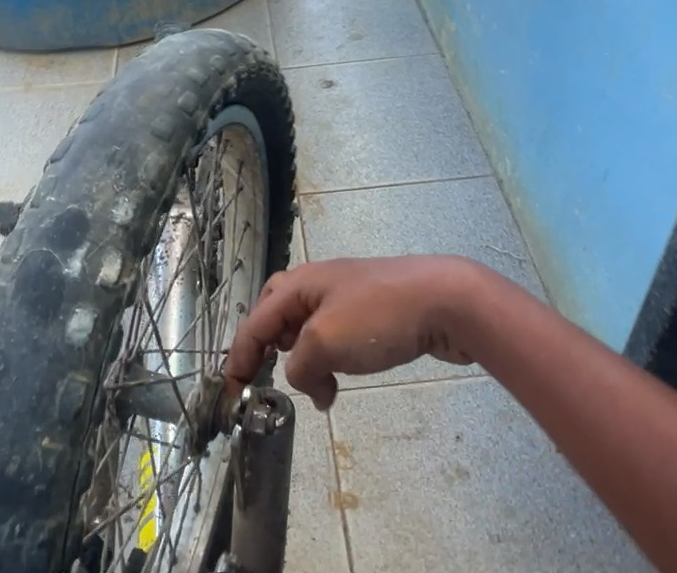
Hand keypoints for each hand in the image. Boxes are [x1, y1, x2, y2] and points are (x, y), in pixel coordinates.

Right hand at [223, 256, 488, 408]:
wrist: (446, 300)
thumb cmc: (379, 316)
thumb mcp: (325, 343)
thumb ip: (299, 365)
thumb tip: (306, 381)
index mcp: (301, 284)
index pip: (255, 321)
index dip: (239, 356)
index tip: (230, 392)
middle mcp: (320, 284)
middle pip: (277, 312)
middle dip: (267, 345)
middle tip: (264, 375)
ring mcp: (349, 294)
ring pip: (309, 327)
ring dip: (303, 359)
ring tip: (313, 387)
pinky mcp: (373, 310)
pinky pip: (336, 335)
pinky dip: (329, 358)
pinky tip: (339, 381)